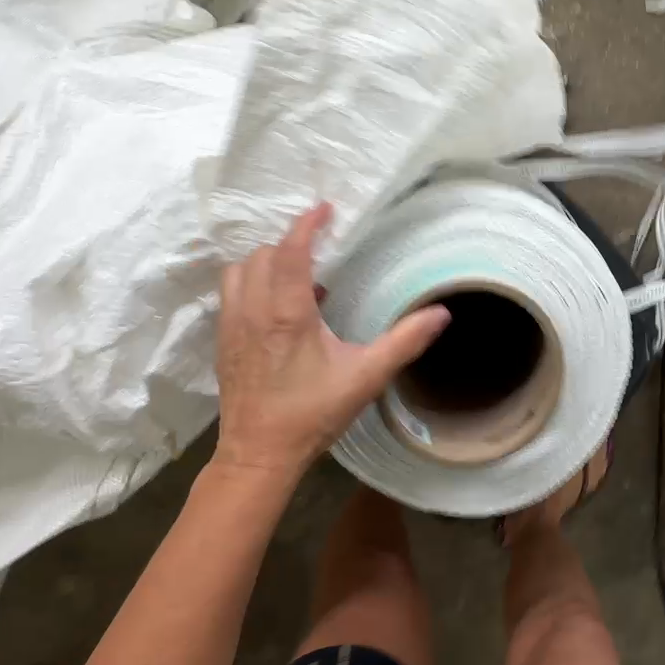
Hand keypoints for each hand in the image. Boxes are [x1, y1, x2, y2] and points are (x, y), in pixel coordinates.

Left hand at [210, 204, 450, 482]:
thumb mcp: (366, 377)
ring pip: (240, 270)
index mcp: (287, 314)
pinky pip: (231, 292)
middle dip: (289, 243)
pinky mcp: (223, 341)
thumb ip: (404, 341)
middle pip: (262, 255)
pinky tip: (278, 303)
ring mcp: (232, 326)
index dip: (307, 225)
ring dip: (265, 261)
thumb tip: (442, 313)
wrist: (258, 455)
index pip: (290, 251)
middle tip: (320, 248)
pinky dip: (252, 281)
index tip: (325, 209)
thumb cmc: (313, 414)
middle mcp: (253, 311)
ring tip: (297, 272)